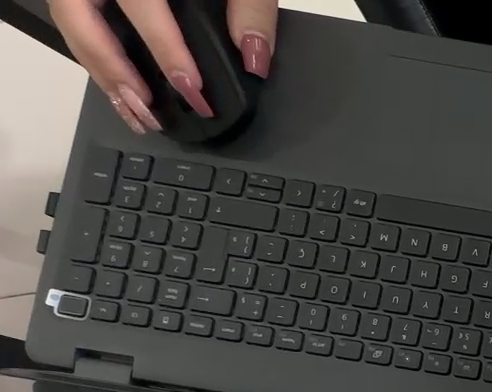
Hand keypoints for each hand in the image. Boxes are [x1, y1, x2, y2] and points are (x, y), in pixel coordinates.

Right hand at [50, 0, 277, 133]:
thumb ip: (250, 7)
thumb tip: (255, 60)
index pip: (141, 2)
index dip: (166, 49)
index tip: (193, 89)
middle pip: (79, 11)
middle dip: (113, 66)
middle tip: (152, 110)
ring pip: (68, 15)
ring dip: (99, 68)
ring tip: (135, 112)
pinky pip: (74, 14)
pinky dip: (96, 55)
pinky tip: (122, 90)